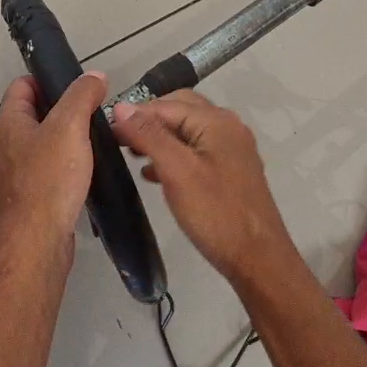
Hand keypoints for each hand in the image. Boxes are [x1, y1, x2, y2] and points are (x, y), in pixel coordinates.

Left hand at [0, 72, 106, 247]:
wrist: (36, 243)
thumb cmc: (49, 179)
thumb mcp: (70, 127)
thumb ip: (82, 96)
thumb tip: (95, 76)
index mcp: (7, 122)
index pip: (23, 85)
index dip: (49, 80)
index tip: (79, 89)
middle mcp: (3, 144)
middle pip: (32, 114)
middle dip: (61, 111)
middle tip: (92, 114)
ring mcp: (11, 173)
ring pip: (39, 144)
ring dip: (64, 140)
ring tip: (93, 142)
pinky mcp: (24, 197)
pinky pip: (43, 170)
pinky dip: (62, 167)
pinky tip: (83, 174)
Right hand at [111, 90, 295, 283]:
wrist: (259, 261)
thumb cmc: (215, 213)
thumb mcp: (176, 171)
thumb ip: (149, 135)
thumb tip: (122, 107)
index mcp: (216, 121)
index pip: (166, 105)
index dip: (135, 115)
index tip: (107, 132)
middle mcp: (228, 127)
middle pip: (179, 110)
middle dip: (149, 122)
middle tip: (121, 141)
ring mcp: (232, 150)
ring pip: (187, 131)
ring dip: (160, 139)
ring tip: (133, 156)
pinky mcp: (231, 171)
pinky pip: (196, 151)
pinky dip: (174, 156)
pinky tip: (155, 175)